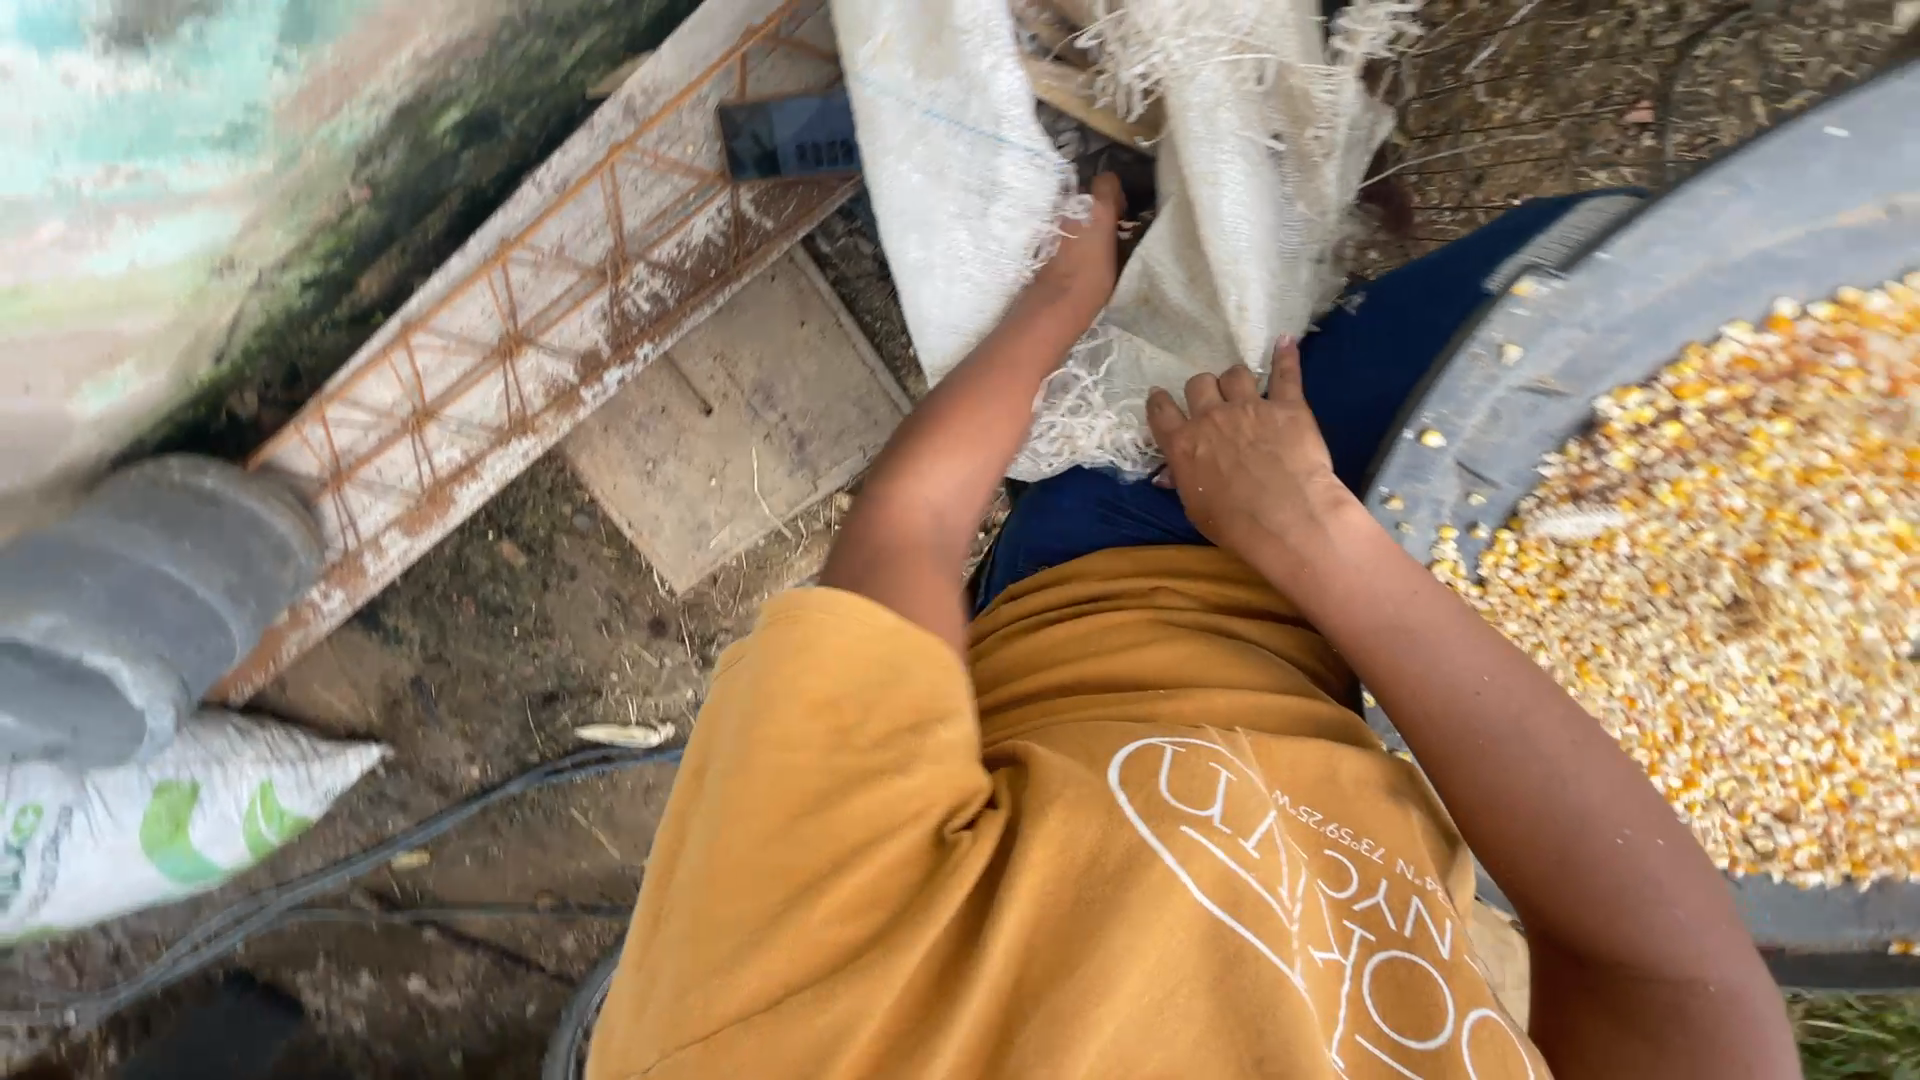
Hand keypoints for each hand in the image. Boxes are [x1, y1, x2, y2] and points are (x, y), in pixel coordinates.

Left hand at [1021, 173, 1122, 322]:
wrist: (1054, 302)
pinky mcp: (1038, 235)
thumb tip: (1113, 231)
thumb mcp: (1117, 260)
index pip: (1108, 180)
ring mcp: (1052, 218)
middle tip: (1098, 229)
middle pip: (1085, 195)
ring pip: (1067, 210)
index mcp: (1098, 208)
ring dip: (1074, 221)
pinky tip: (1064, 253)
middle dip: (1091, 207)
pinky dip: (1060, 234)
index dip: (1113, 193)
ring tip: (1080, 243)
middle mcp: (1073, 206)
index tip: (1117, 211)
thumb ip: (1114, 236)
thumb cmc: (1093, 284)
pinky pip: (1054, 227)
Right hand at [1145, 339, 1356, 554]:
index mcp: (1182, 443)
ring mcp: (1250, 408)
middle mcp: (1211, 417)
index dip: (1159, 401)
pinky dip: (1286, 356)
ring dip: (1235, 380)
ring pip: (1235, 374)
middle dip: (1202, 390)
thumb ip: (1182, 481)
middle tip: (1210, 402)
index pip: (1161, 410)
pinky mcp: (1287, 406)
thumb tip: (1167, 474)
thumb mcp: (1194, 507)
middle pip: (1198, 384)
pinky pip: (1285, 373)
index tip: (1160, 397)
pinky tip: (1285, 342)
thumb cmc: (1232, 523)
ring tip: (1242, 389)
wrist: (1285, 517)